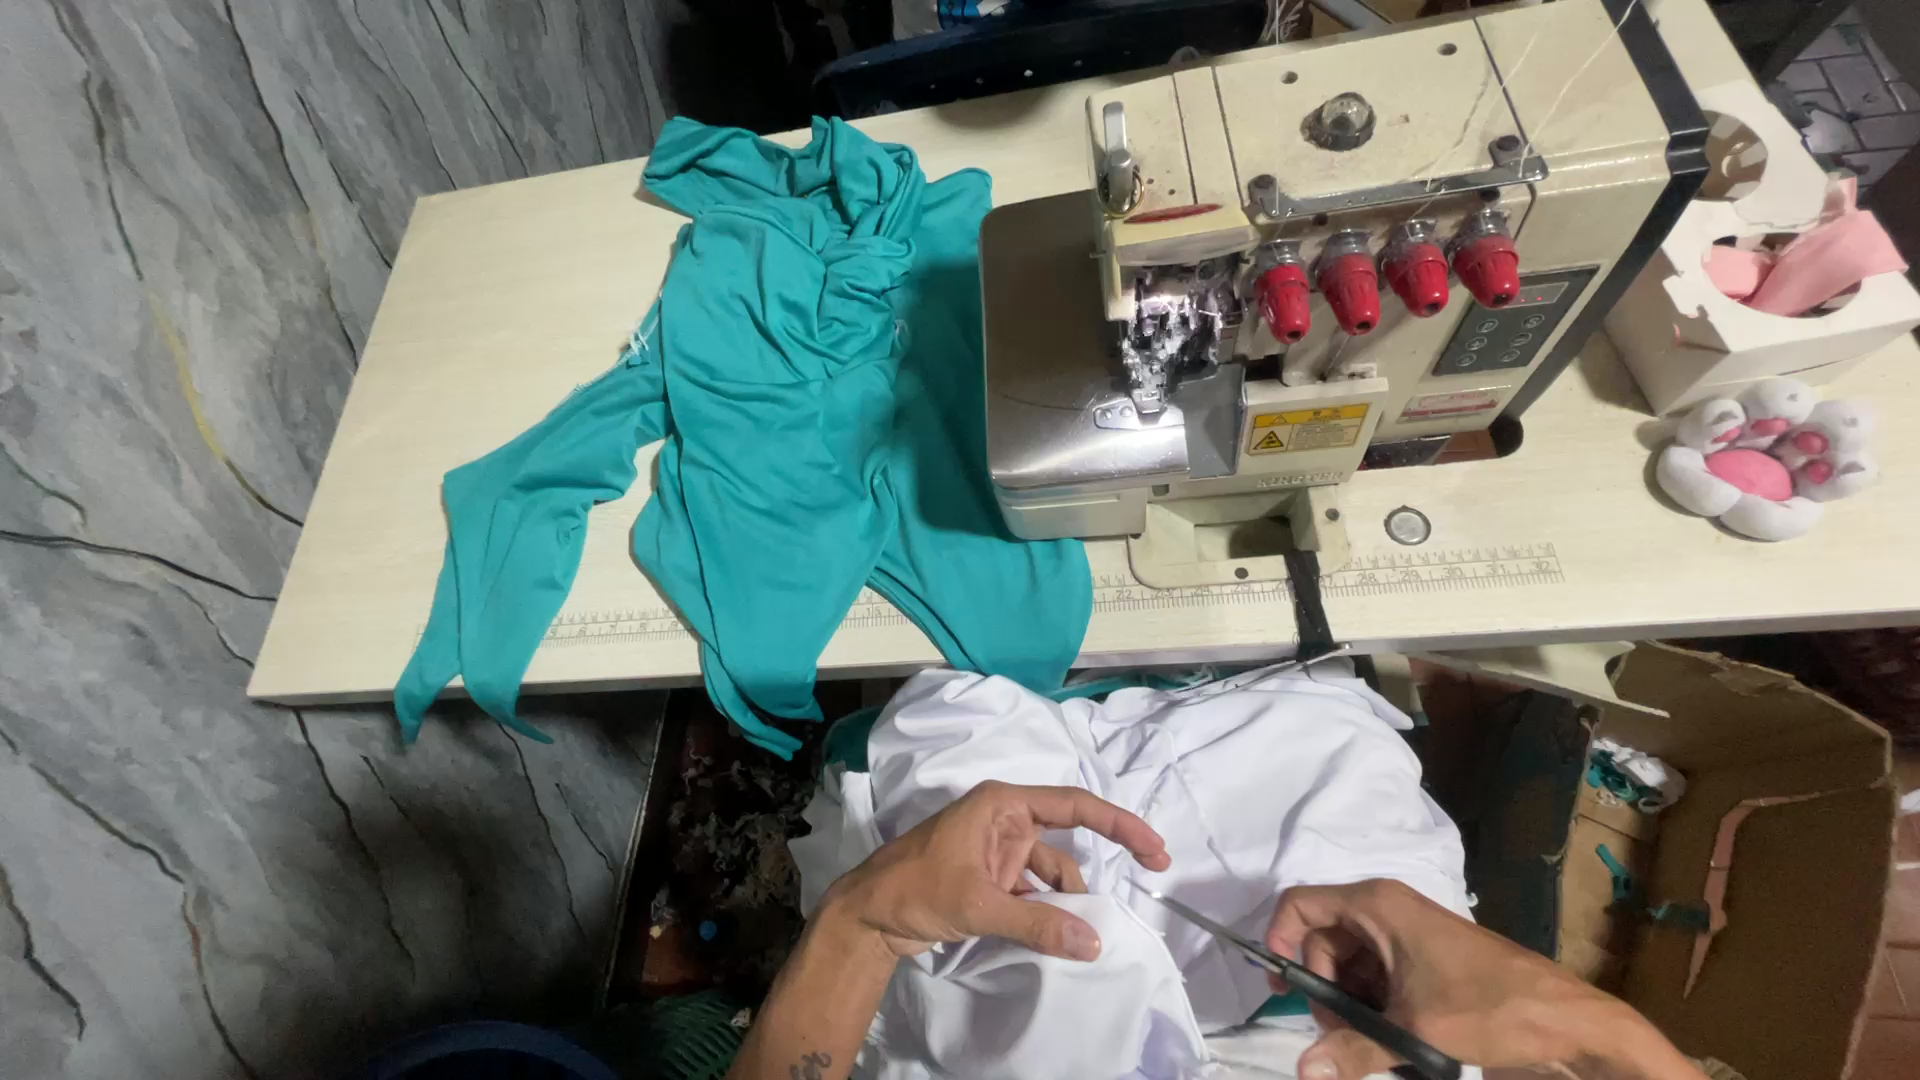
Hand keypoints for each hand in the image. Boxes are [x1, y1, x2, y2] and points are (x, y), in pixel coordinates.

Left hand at [819, 780, 1170, 961]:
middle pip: (1070, 832)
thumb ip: (1036, 924)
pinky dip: (1050, 910)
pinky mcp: (994, 876)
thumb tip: (1094, 942)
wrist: (869, 915)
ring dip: (1071, 897)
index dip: (1118, 822)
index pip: (1073, 804)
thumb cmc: (916, 888)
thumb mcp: (977, 904)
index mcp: (1003, 804)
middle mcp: (1006, 819)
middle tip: (1152, 869)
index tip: (1154, 845)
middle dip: (1108, 850)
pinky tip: (1060, 935)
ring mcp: (1000, 849)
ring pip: (1054, 869)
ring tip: (1086, 929)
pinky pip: (1036, 890)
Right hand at [1265, 880, 1703, 1079]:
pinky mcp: (1424, 953)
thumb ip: (1354, 1049)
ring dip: (1350, 999)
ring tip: (1371, 1040)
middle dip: (1323, 984)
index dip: (1281, 939)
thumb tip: (1304, 1071)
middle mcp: (1384, 907)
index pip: (1300, 904)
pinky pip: (1378, 969)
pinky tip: (1392, 1034)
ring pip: (1350, 958)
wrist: (1575, 1024)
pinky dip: (1375, 1001)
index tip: (1283, 987)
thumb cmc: (1490, 1011)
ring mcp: (1405, 929)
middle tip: (1337, 1031)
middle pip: (1323, 936)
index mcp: (1374, 904)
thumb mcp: (1417, 1033)